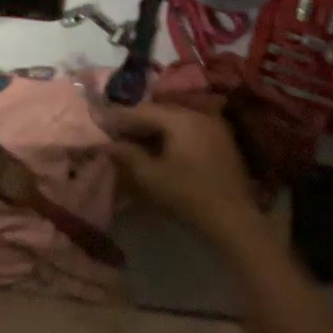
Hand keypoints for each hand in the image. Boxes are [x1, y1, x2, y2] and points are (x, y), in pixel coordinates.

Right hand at [98, 100, 265, 243]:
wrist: (234, 221)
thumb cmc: (186, 195)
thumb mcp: (148, 176)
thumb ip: (124, 154)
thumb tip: (106, 143)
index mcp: (181, 119)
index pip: (141, 111)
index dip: (117, 117)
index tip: (98, 123)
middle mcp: (200, 116)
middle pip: (159, 113)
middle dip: (135, 122)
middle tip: (114, 134)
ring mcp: (215, 128)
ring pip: (174, 122)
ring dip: (153, 130)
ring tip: (133, 143)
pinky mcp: (222, 143)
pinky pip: (188, 131)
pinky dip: (170, 137)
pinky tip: (159, 150)